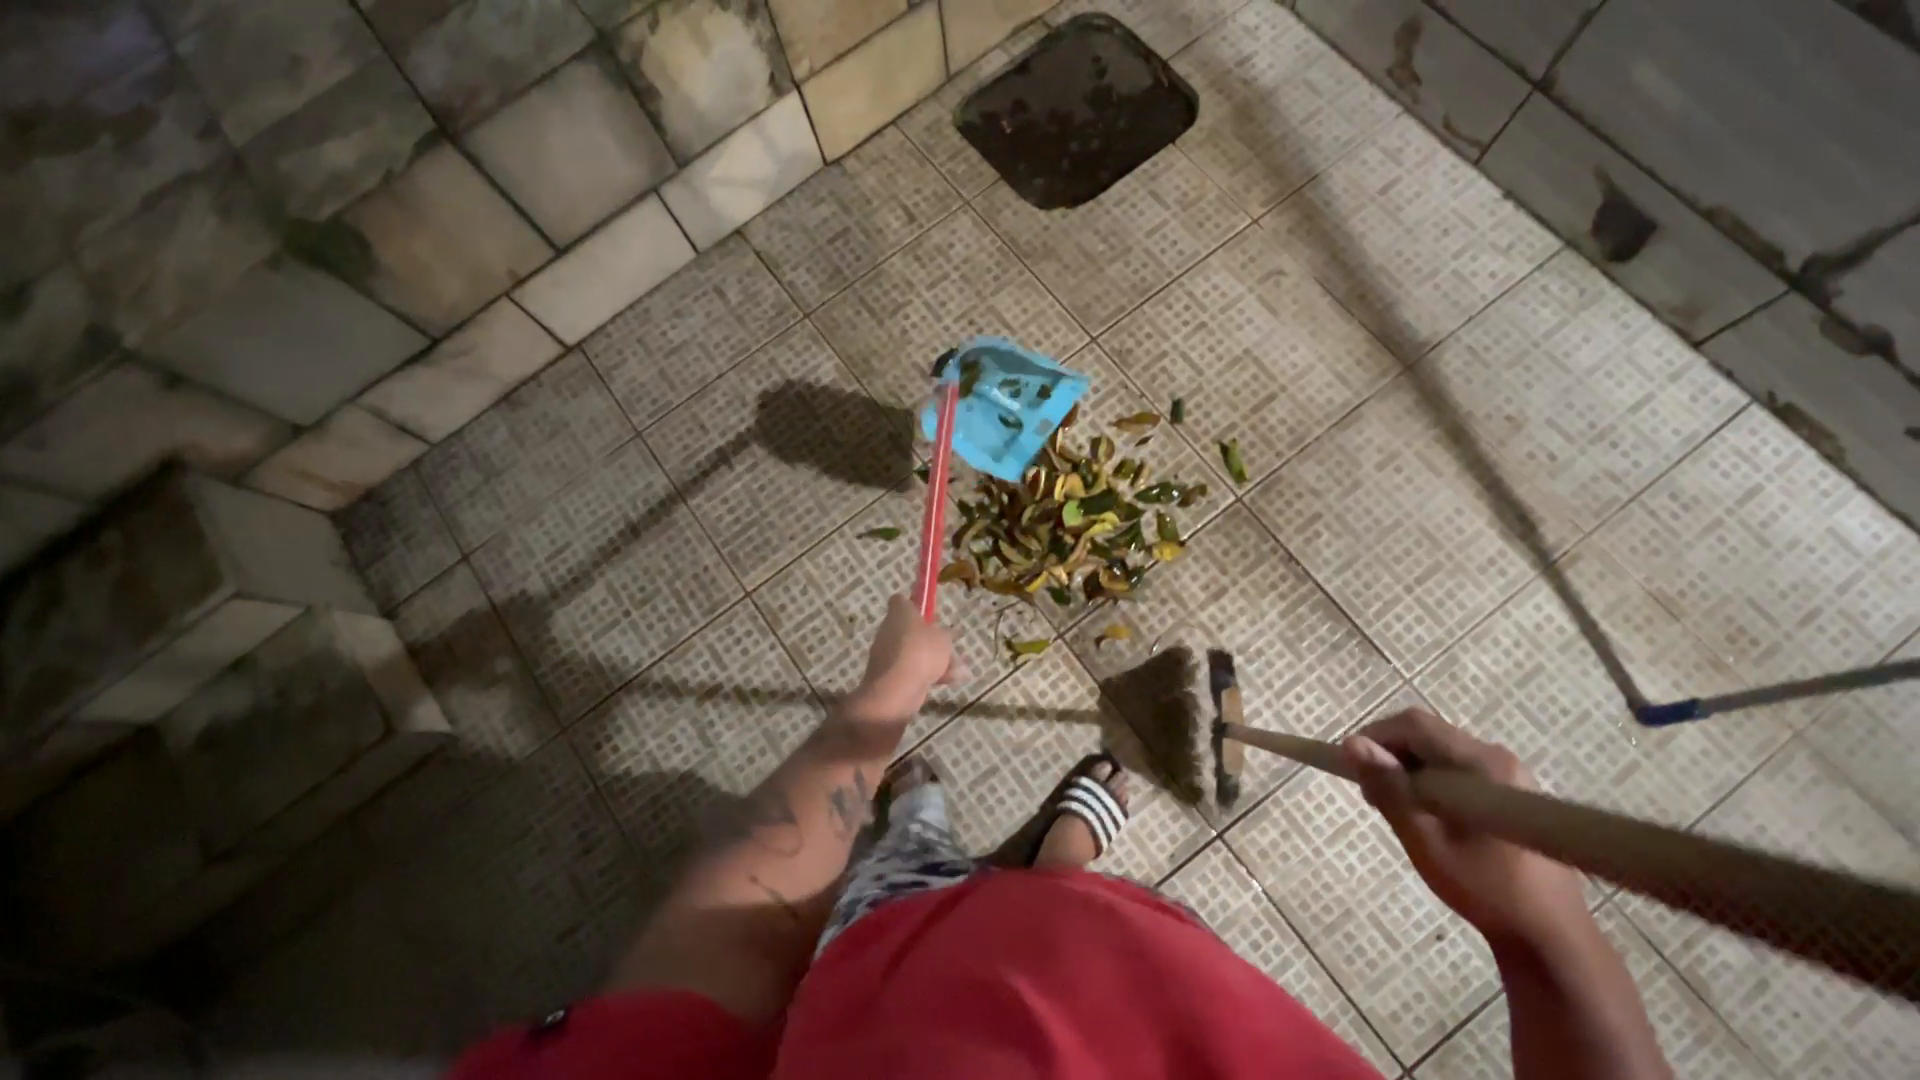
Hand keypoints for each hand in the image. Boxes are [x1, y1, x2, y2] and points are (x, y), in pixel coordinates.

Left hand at [847, 595, 966, 720]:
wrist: (898, 688)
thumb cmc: (922, 652)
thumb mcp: (943, 638)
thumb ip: (944, 634)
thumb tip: (942, 634)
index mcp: (899, 613)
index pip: (900, 600)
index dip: (914, 604)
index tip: (929, 614)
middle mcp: (889, 630)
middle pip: (909, 629)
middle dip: (929, 638)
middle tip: (946, 644)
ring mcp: (887, 653)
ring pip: (914, 652)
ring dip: (933, 660)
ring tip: (956, 669)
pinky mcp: (889, 674)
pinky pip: (911, 669)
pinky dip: (927, 674)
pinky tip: (948, 681)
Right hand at [1344, 708, 1589, 952]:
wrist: (1550, 934)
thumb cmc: (1485, 887)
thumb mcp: (1425, 840)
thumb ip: (1390, 788)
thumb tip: (1352, 744)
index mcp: (1481, 763)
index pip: (1414, 725)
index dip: (1375, 737)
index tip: (1351, 768)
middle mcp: (1497, 756)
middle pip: (1427, 735)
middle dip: (1390, 756)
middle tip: (1372, 796)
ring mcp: (1509, 773)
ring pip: (1440, 752)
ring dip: (1409, 771)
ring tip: (1395, 809)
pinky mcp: (1511, 791)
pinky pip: (1457, 769)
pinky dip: (1431, 782)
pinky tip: (1427, 817)